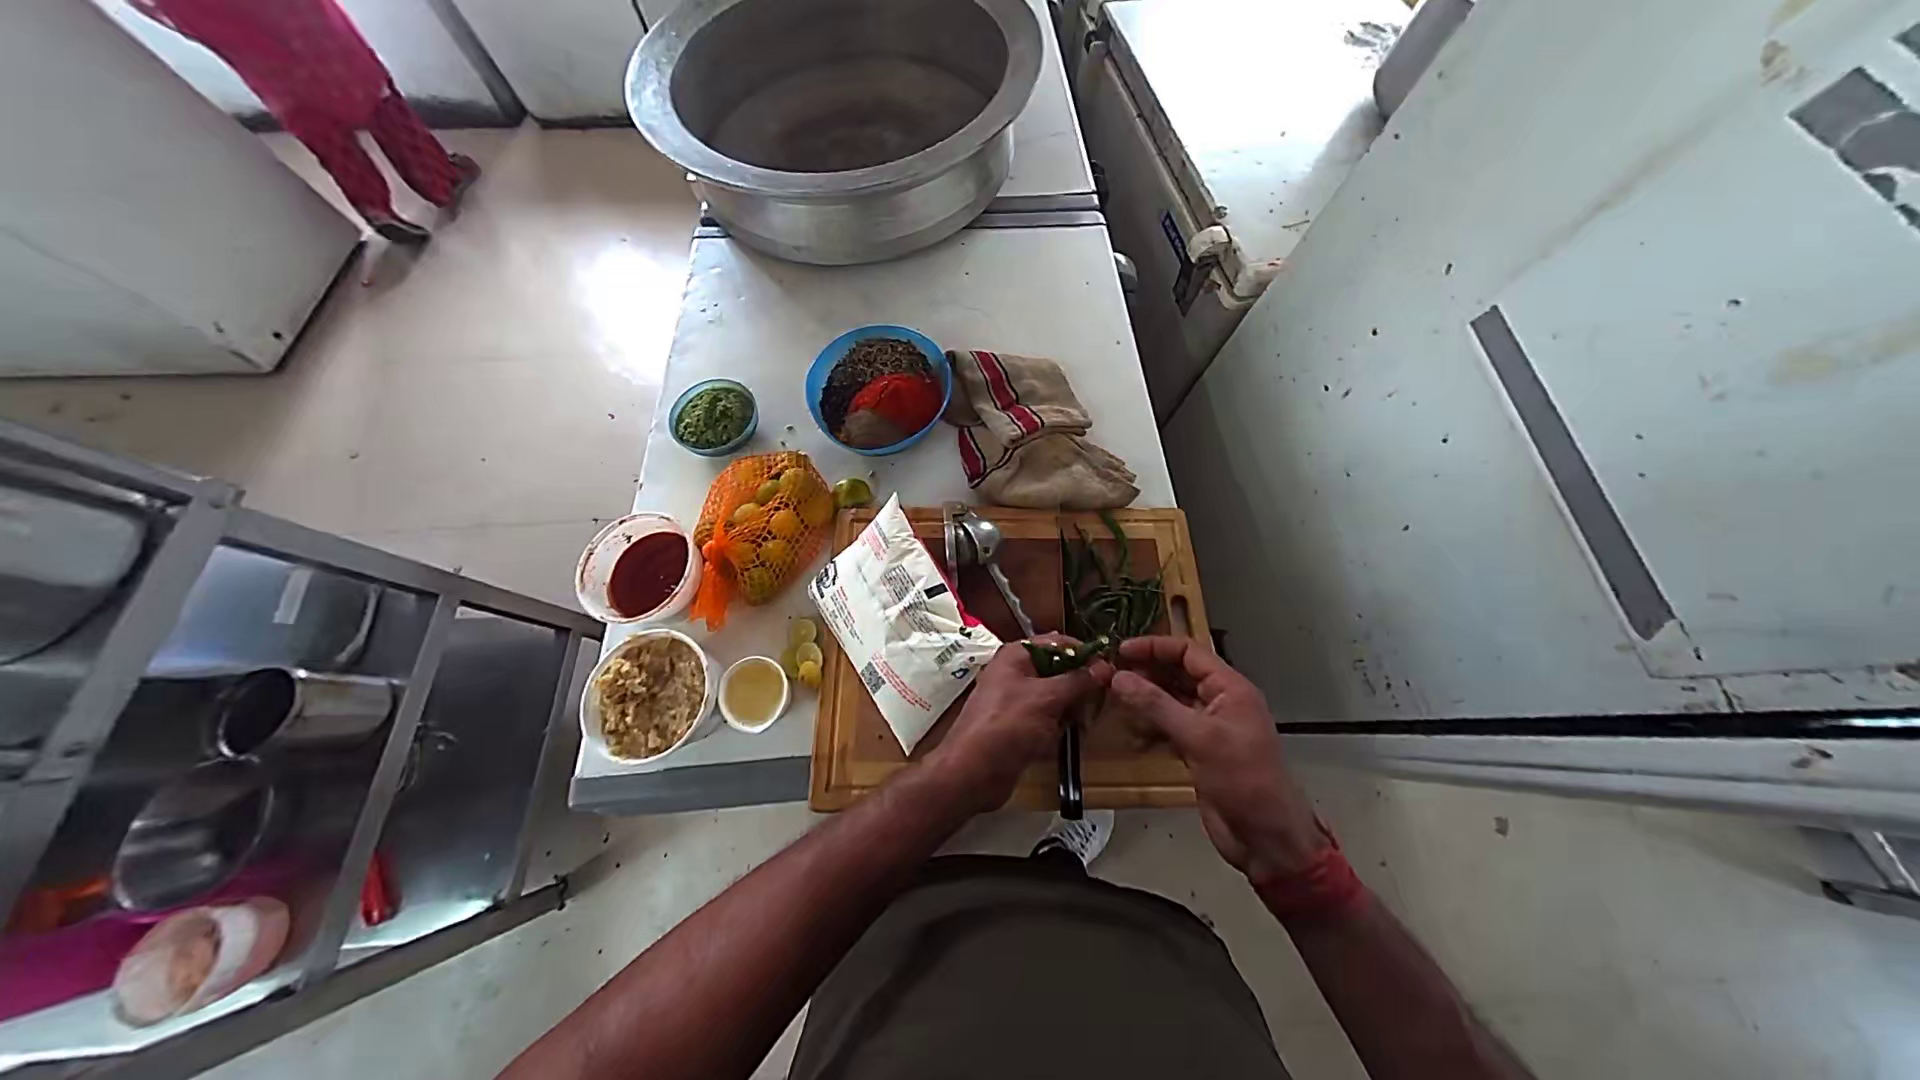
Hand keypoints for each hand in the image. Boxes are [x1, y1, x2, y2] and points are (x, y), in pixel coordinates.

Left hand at [927, 637, 1101, 812]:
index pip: (1059, 643)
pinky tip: (1062, 739)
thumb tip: (1104, 667)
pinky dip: (1058, 728)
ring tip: (1080, 724)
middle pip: (1060, 670)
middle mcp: (1016, 673)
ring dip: (1071, 711)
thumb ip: (1078, 681)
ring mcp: (1016, 700)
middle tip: (1096, 702)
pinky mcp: (1019, 726)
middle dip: (1079, 687)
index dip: (1084, 653)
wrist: (972, 772)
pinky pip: (1048, 719)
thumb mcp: (1047, 698)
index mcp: (1017, 656)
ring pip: (1056, 697)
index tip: (1109, 669)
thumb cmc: (1007, 726)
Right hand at [1108, 637, 1328, 888]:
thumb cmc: (1243, 780)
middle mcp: (1220, 702)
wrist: (1266, 838)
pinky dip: (1150, 725)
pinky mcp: (1199, 751)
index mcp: (1230, 689)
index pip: (1189, 652)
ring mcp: (1209, 727)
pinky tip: (1131, 730)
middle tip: (1110, 673)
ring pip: (1171, 700)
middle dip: (1146, 672)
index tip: (1121, 650)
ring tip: (1114, 697)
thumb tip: (1118, 677)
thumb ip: (1156, 705)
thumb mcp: (1199, 738)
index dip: (1155, 647)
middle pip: (1178, 673)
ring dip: (1145, 698)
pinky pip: (1170, 726)